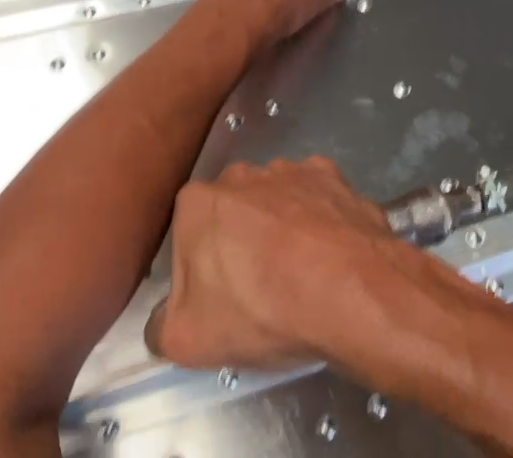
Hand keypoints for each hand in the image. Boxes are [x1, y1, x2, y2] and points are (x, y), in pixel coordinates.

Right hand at [145, 158, 400, 369]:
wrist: (351, 293)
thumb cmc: (262, 310)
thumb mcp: (187, 340)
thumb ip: (160, 326)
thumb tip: (161, 322)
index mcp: (197, 202)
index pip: (188, 237)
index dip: (202, 273)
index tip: (222, 301)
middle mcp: (242, 174)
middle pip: (233, 215)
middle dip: (241, 245)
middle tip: (261, 292)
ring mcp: (292, 171)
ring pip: (277, 204)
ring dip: (283, 231)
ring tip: (303, 277)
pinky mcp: (335, 179)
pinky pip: (319, 202)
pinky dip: (322, 223)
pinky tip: (331, 256)